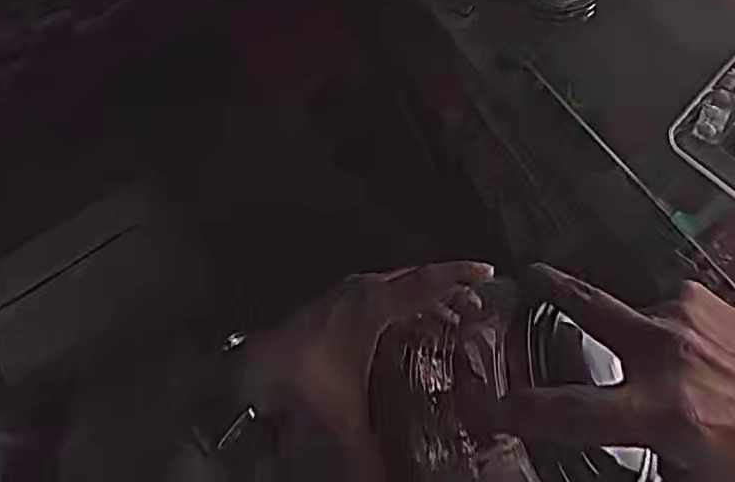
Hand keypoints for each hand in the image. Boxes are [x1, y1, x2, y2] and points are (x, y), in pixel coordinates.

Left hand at [240, 262, 492, 481]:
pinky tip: (401, 332)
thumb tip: (407, 481)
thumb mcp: (349, 432)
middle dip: (448, 289)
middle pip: (415, 278)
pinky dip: (399, 305)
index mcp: (374, 304)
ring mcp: (343, 293)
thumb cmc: (299, 390)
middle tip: (474, 306)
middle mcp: (362, 290)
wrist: (244, 380)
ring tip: (444, 320)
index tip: (490, 274)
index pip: (428, 281)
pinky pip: (377, 295)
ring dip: (422, 297)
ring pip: (395, 285)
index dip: (462, 275)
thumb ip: (382, 465)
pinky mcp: (331, 304)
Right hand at [498, 265, 734, 481]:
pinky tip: (690, 356)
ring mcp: (688, 315)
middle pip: (587, 306)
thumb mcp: (697, 473)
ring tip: (657, 365)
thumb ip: (645, 445)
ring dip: (631, 334)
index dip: (525, 408)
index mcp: (664, 408)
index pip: (573, 409)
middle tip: (527, 277)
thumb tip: (612, 433)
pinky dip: (664, 330)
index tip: (495, 401)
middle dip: (549, 288)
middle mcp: (669, 349)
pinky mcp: (708, 300)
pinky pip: (666, 309)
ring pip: (632, 314)